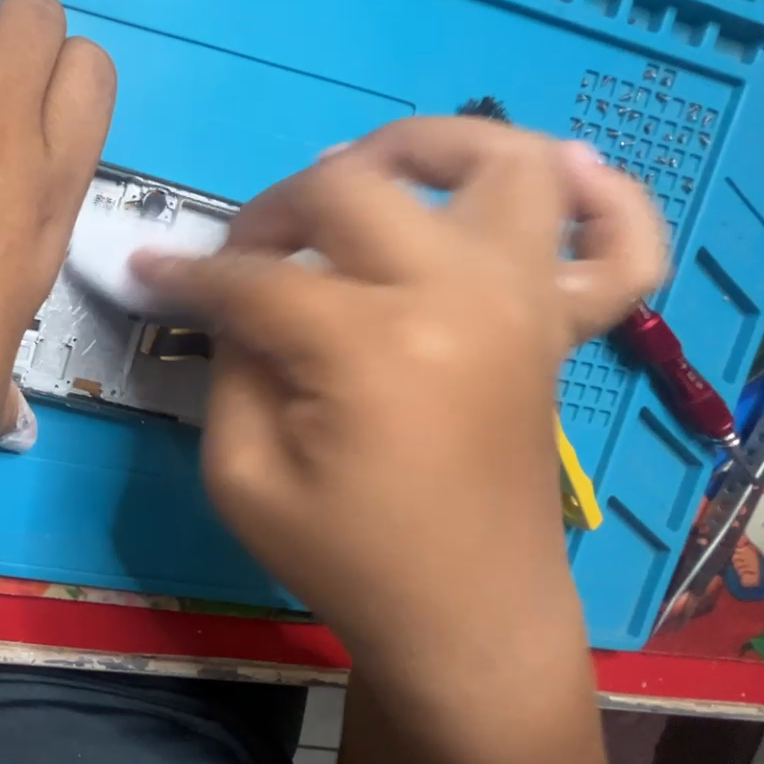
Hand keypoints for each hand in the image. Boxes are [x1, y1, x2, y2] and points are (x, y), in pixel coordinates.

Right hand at [130, 118, 666, 660]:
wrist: (459, 613)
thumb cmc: (338, 552)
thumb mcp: (239, 472)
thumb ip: (231, 368)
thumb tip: (234, 303)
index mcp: (367, 344)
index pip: (253, 276)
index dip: (185, 273)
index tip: (144, 270)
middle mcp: (458, 297)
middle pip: (354, 188)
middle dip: (274, 206)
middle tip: (239, 251)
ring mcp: (523, 306)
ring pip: (500, 166)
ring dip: (424, 149)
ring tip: (365, 174)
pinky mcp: (557, 331)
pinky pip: (619, 241)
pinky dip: (602, 196)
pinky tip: (552, 180)